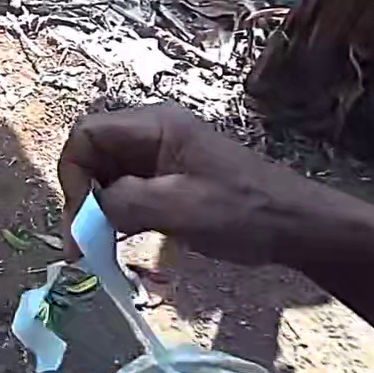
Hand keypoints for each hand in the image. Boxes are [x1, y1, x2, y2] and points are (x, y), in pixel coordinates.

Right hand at [57, 104, 344, 266]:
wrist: (301, 228)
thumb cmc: (246, 213)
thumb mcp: (182, 208)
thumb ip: (126, 203)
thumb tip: (87, 213)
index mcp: (155, 126)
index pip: (86, 134)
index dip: (72, 171)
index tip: (80, 214)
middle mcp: (149, 134)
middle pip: (89, 154)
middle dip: (78, 194)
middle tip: (79, 241)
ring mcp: (155, 156)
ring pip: (100, 174)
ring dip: (91, 208)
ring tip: (92, 246)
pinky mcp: (161, 179)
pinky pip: (119, 189)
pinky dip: (109, 214)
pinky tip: (112, 239)